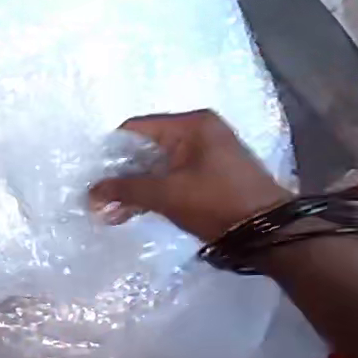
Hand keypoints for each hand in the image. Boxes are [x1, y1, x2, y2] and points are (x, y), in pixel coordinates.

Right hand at [87, 110, 291, 240]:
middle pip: (145, 148)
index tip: (93, 177)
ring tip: (110, 213)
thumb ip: (125, 190)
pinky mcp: (208, 176)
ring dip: (133, 189)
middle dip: (120, 175)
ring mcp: (205, 154)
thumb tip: (90, 193)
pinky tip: (130, 213)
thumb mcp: (166, 194)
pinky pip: (169, 178)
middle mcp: (198, 132)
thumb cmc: (216, 203)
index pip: (136, 128)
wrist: (267, 232)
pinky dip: (150, 193)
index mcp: (191, 125)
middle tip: (98, 199)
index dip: (111, 152)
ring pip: (155, 166)